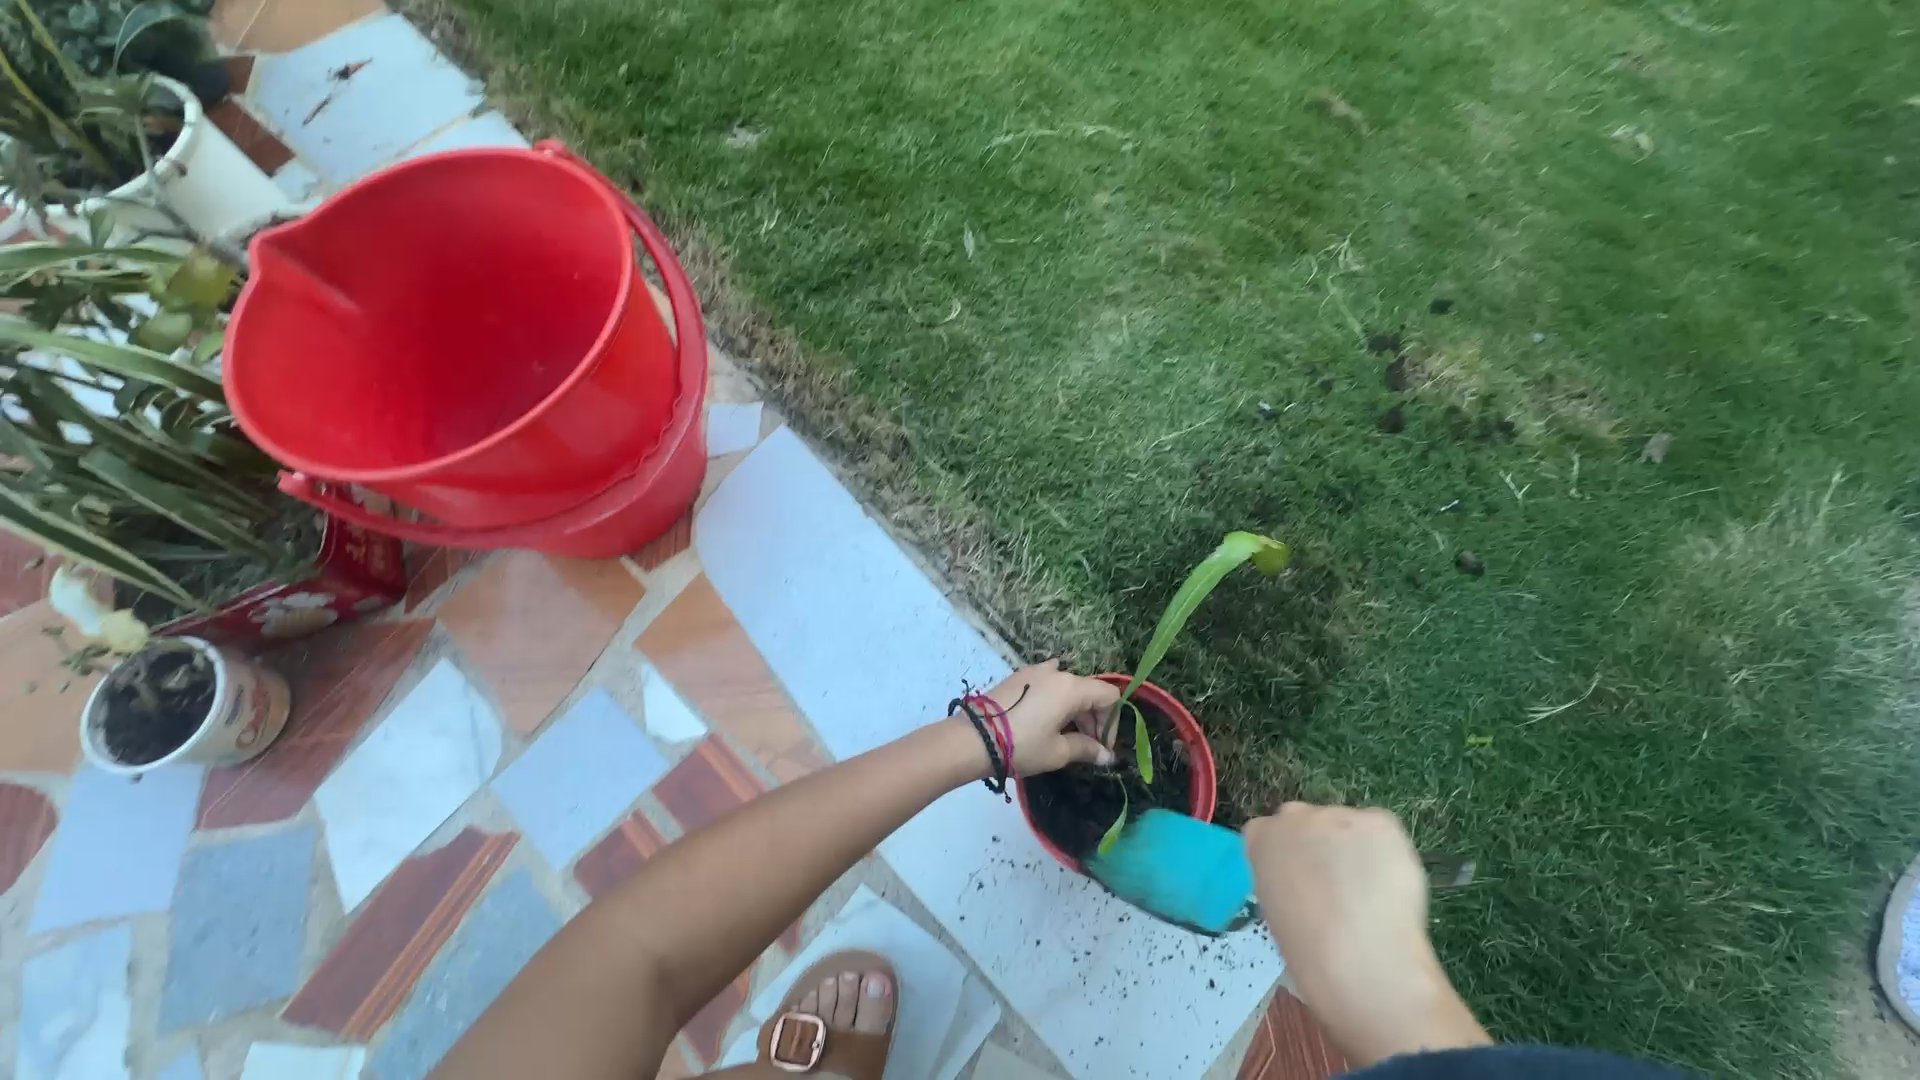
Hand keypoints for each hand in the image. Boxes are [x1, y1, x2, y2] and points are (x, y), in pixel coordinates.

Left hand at [980, 660, 1117, 775]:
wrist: (974, 739)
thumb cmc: (1022, 745)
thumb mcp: (1057, 752)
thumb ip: (1087, 749)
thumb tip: (1107, 756)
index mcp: (1071, 687)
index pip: (1108, 696)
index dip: (1111, 722)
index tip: (1102, 746)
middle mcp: (1056, 672)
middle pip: (1088, 691)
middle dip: (1094, 719)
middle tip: (1087, 746)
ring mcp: (1035, 671)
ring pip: (1068, 687)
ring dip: (1075, 710)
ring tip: (1066, 736)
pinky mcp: (1018, 677)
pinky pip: (1048, 683)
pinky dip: (1056, 698)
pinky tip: (1049, 714)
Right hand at [1244, 803, 1488, 1065]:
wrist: (1356, 957)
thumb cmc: (1306, 947)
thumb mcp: (1274, 906)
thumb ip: (1284, 878)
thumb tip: (1307, 880)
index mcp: (1259, 836)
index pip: (1271, 830)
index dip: (1293, 855)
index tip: (1306, 879)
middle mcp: (1293, 815)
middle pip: (1310, 821)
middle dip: (1323, 845)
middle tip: (1340, 885)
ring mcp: (1336, 814)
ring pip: (1349, 826)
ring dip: (1357, 849)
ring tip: (1371, 894)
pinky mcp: (1378, 822)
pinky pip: (1383, 833)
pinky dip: (1389, 854)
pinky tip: (1389, 887)